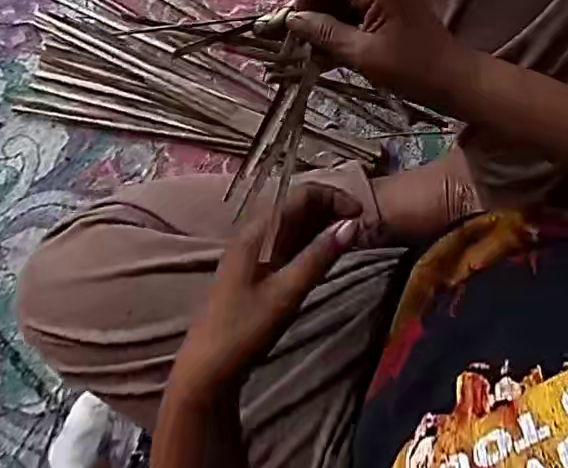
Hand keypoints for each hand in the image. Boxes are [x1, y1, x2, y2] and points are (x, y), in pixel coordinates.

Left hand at [169, 184, 363, 397]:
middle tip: (360, 227)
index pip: (302, 194)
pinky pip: (292, 244)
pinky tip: (329, 255)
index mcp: (259, 231)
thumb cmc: (244, 330)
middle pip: (300, 206)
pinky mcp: (261, 270)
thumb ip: (319, 256)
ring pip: (298, 225)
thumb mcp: (286, 293)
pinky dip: (314, 243)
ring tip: (351, 239)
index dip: (334, 197)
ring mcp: (258, 252)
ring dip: (325, 225)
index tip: (361, 214)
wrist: (206, 374)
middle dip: (332, 209)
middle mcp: (258, 234)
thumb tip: (353, 224)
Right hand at [286, 0, 480, 105]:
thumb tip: (293, 19)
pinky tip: (329, 46)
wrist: (455, 80)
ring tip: (310, 45)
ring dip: (328, 17)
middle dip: (315, 6)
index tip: (289, 20)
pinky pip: (362, 7)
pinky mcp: (395, 6)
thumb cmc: (411, 69)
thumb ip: (326, 33)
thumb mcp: (362, 54)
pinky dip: (345, 23)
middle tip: (296, 35)